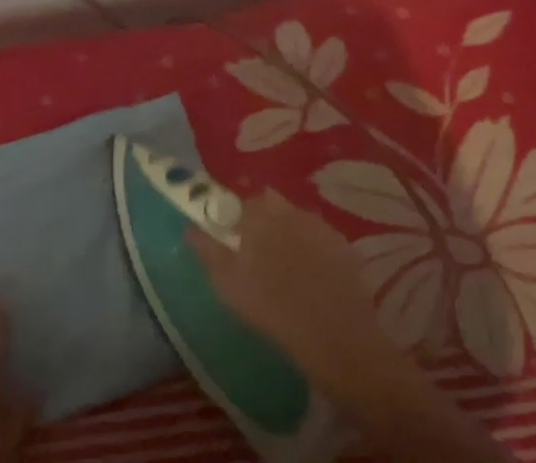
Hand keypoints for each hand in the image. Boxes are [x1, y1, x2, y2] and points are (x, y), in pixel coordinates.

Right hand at [186, 191, 402, 400]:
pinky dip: (313, 248)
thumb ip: (207, 249)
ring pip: (298, 219)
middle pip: (273, 204)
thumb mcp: (227, 282)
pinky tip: (312, 274)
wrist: (334, 336)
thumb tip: (189, 227)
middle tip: (258, 248)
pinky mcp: (346, 248)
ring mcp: (322, 229)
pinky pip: (321, 238)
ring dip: (289, 231)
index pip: (243, 199)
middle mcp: (292, 212)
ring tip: (286, 263)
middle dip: (264, 218)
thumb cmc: (270, 306)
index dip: (237, 215)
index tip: (234, 235)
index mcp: (260, 215)